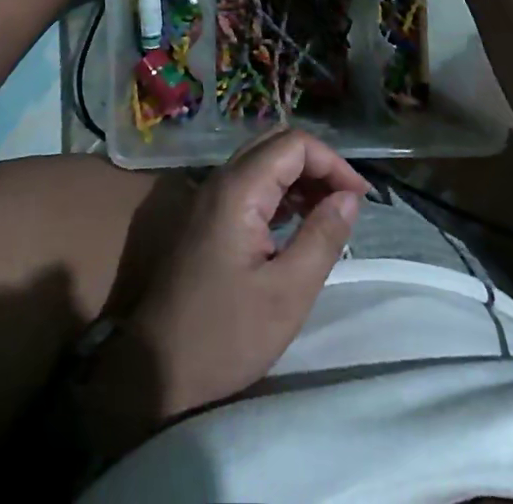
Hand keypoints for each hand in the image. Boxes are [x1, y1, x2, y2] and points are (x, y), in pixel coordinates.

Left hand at [80, 129, 368, 455]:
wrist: (153, 367)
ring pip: (260, 164)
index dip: (333, 162)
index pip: (293, 144)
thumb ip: (323, 236)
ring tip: (328, 215)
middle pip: (274, 145)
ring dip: (298, 179)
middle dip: (316, 165)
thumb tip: (349, 197)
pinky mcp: (203, 220)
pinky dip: (277, 194)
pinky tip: (296, 224)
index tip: (359, 199)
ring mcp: (206, 200)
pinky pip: (246, 187)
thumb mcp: (288, 292)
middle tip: (345, 202)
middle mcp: (218, 183)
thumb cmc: (225, 334)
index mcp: (237, 191)